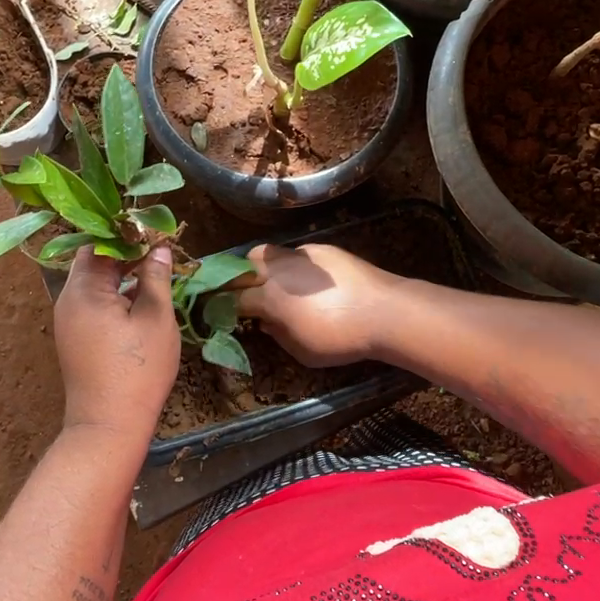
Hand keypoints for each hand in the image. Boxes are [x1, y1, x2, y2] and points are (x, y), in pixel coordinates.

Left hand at [53, 245, 178, 439]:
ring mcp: (67, 320)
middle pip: (93, 261)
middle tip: (157, 251)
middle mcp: (67, 299)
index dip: (128, 234)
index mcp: (84, 289)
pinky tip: (139, 300)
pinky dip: (113, 294)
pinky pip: (91, 302)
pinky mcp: (73, 337)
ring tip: (153, 272)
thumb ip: (156, 277)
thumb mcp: (156, 317)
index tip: (156, 233)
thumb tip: (158, 248)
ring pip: (92, 282)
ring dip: (119, 273)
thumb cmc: (137, 368)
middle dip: (124, 252)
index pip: (100, 243)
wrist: (108, 425)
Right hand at [235, 244, 400, 367]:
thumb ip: (276, 335)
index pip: (232, 300)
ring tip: (263, 281)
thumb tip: (263, 322)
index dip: (220, 307)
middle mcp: (278, 271)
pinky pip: (293, 253)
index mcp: (269, 298)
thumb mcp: (303, 351)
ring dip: (255, 266)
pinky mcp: (320, 249)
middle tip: (232, 295)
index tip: (215, 312)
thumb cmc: (341, 339)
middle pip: (240, 268)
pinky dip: (287, 265)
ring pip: (264, 253)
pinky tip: (300, 279)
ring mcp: (300, 256)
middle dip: (231, 281)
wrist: (384, 311)